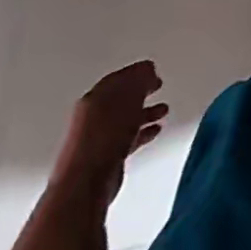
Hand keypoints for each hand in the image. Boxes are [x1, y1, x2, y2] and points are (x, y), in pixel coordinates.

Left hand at [52, 60, 168, 208]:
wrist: (88, 181)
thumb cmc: (105, 137)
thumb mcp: (129, 98)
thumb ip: (140, 80)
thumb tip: (147, 68)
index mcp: (94, 98)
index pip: (119, 78)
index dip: (137, 72)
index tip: (152, 69)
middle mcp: (92, 116)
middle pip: (121, 98)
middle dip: (141, 92)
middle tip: (156, 85)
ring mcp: (97, 138)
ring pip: (126, 119)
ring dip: (144, 112)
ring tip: (162, 110)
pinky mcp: (105, 157)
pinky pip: (127, 137)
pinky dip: (141, 131)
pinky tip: (153, 131)